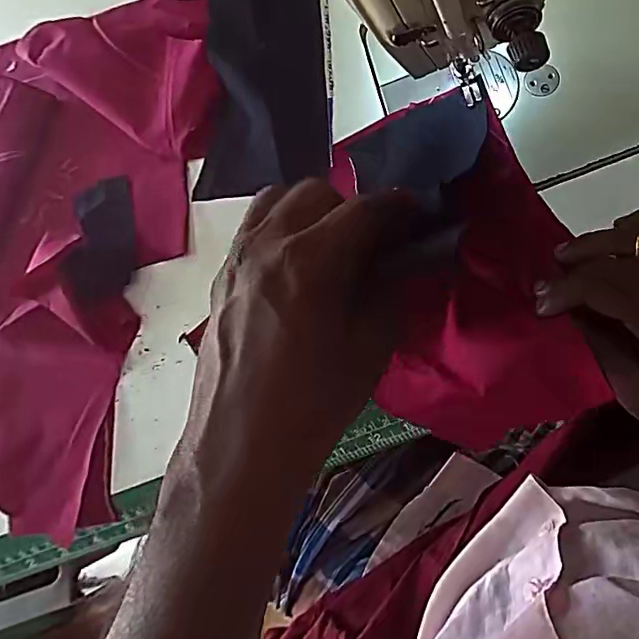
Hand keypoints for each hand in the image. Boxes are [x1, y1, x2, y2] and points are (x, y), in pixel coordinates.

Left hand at [173, 180, 413, 500]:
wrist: (239, 447)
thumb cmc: (313, 404)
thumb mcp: (371, 347)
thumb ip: (390, 289)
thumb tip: (399, 260)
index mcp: (309, 260)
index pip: (363, 209)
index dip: (397, 206)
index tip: (417, 212)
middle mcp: (267, 244)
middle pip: (316, 191)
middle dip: (352, 206)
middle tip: (373, 239)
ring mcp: (238, 257)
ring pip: (278, 198)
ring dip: (312, 208)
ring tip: (331, 242)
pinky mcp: (222, 275)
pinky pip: (255, 226)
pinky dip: (282, 225)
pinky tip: (298, 263)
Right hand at [535, 209, 638, 467]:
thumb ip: (604, 355)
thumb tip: (574, 321)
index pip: (597, 283)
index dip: (562, 291)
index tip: (541, 306)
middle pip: (609, 251)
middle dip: (572, 264)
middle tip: (550, 282)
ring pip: (631, 231)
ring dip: (597, 242)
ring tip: (575, 259)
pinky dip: (632, 228)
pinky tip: (618, 244)